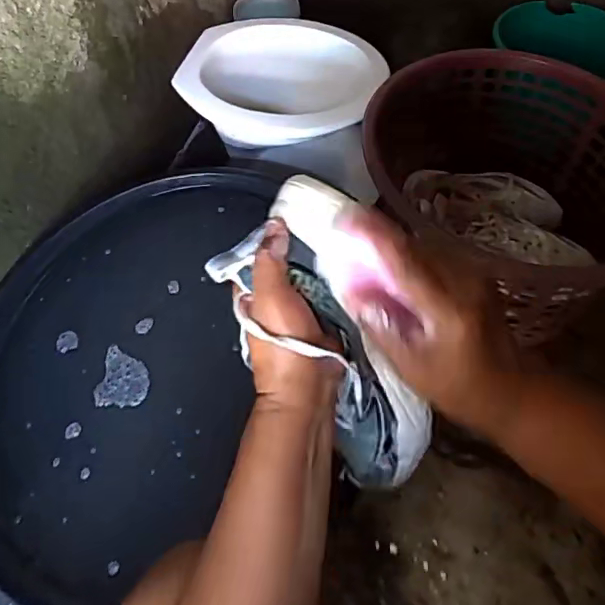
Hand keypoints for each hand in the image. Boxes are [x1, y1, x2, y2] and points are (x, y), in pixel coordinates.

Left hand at [236, 219, 340, 412]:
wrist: (310, 389)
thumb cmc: (283, 343)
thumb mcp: (270, 294)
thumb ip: (269, 259)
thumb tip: (274, 225)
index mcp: (251, 290)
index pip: (259, 253)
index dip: (274, 235)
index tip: (295, 216)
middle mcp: (274, 297)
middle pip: (289, 262)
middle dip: (305, 249)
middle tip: (325, 227)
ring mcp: (300, 309)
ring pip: (312, 277)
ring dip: (324, 266)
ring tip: (342, 242)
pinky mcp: (324, 319)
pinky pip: (331, 294)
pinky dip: (339, 285)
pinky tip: (352, 268)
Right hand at [337, 207, 528, 437]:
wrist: (515, 390)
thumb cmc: (459, 388)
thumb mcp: (411, 367)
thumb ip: (379, 325)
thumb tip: (347, 288)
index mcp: (448, 307)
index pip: (404, 258)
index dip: (371, 234)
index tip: (342, 220)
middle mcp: (463, 280)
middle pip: (409, 244)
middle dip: (372, 235)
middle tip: (341, 237)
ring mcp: (472, 272)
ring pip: (418, 244)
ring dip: (387, 243)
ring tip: (359, 251)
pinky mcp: (473, 271)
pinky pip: (429, 252)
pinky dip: (404, 253)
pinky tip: (389, 266)